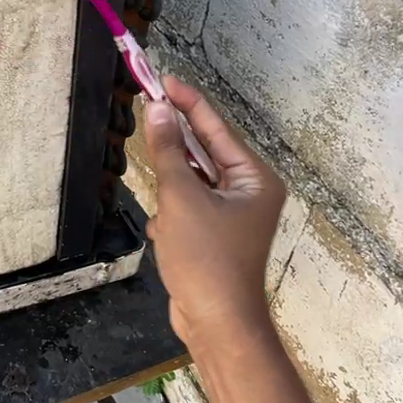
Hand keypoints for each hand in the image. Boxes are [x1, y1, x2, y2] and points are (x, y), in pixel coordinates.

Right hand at [141, 76, 285, 347]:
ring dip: (171, 190)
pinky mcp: (215, 237)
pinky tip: (164, 234)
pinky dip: (172, 216)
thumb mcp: (181, 200)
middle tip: (148, 111)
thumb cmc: (205, 258)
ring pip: (191, 184)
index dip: (188, 102)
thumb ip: (168, 153)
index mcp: (254, 178)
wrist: (216, 324)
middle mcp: (249, 192)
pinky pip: (188, 209)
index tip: (162, 79)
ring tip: (161, 201)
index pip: (216, 129)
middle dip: (175, 147)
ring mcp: (232, 217)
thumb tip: (159, 110)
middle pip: (204, 154)